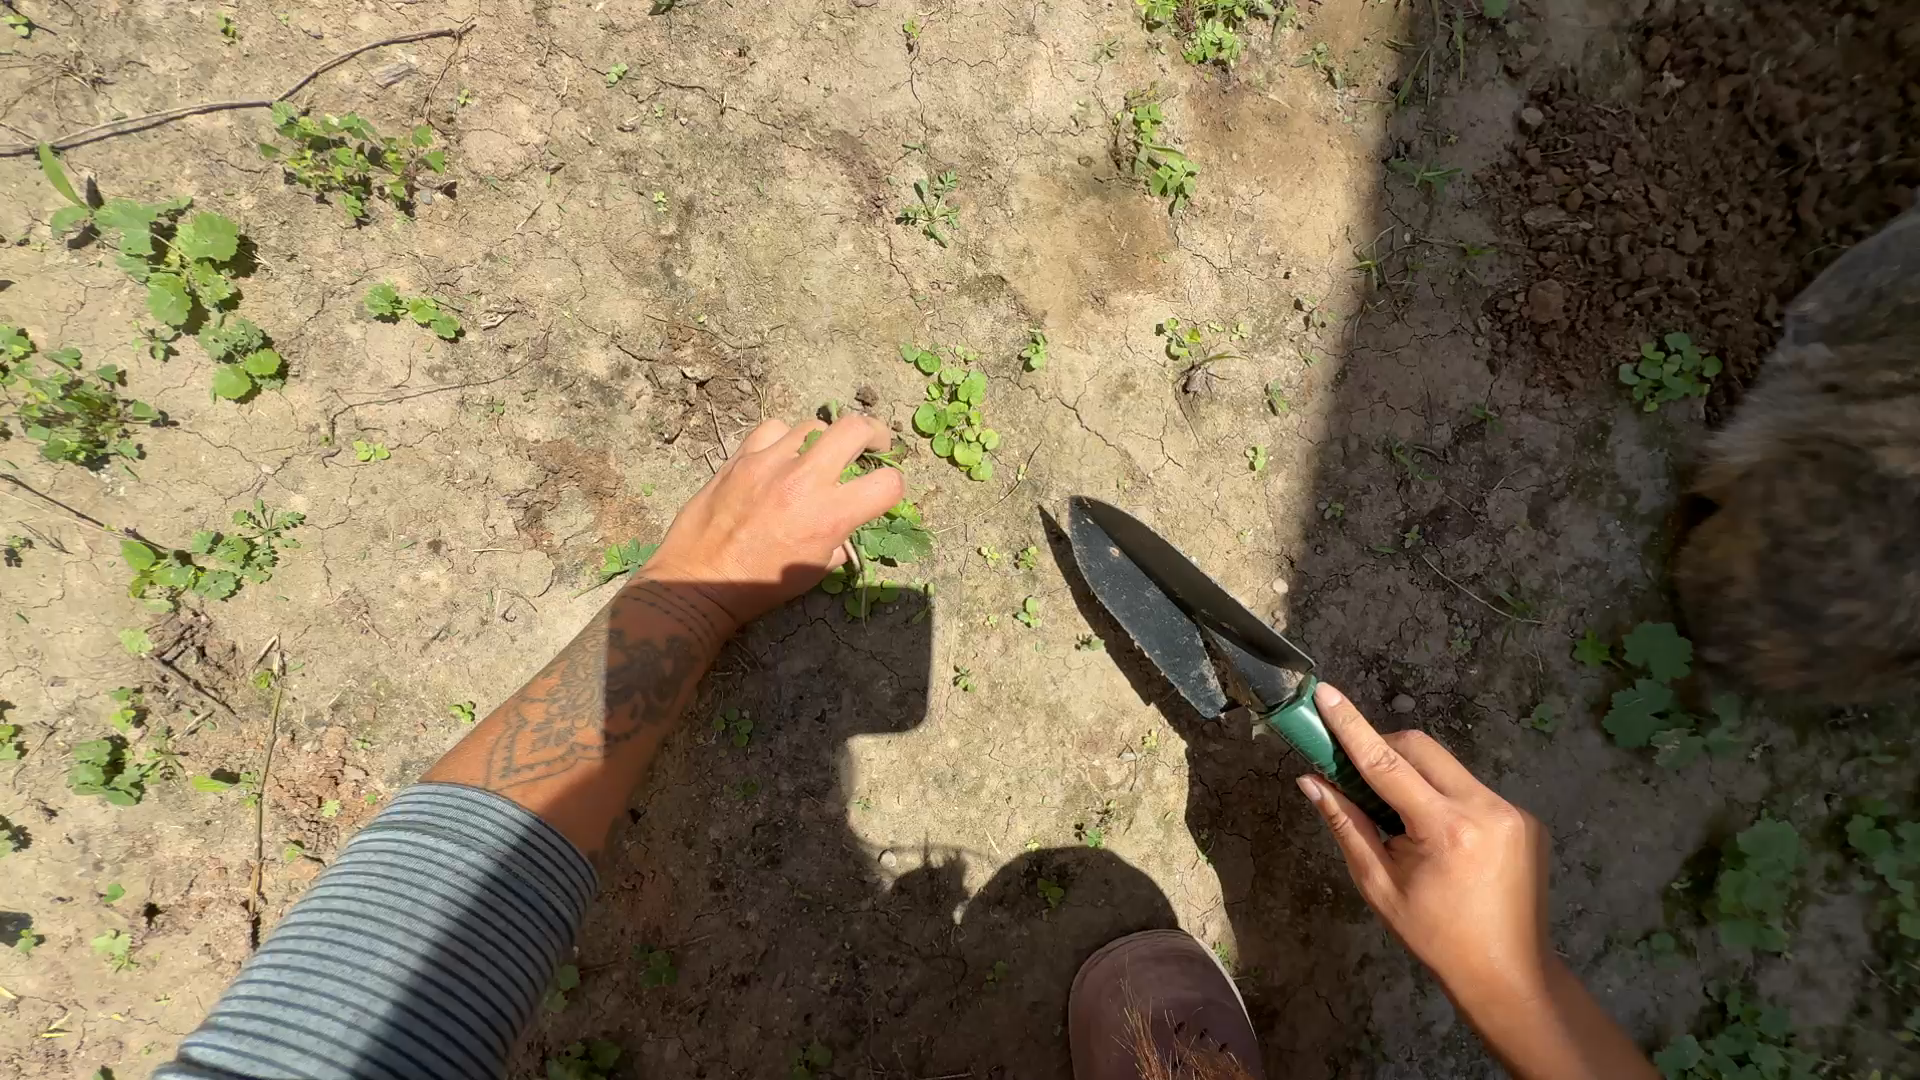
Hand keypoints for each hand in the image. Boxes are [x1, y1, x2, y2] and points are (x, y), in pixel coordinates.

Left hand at [643, 414, 903, 628]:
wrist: (701, 581)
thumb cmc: (761, 586)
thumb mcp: (816, 570)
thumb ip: (839, 538)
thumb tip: (846, 524)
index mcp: (830, 516)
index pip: (887, 483)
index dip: (893, 486)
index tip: (883, 490)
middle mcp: (805, 481)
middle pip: (855, 428)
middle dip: (874, 433)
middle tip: (873, 443)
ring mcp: (770, 463)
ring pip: (812, 426)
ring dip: (823, 439)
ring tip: (818, 454)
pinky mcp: (741, 457)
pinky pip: (772, 430)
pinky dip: (782, 439)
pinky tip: (779, 455)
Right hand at [1297, 682, 1555, 1014]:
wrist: (1512, 976)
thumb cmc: (1434, 935)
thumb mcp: (1377, 884)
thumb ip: (1345, 823)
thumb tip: (1309, 779)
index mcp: (1447, 830)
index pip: (1386, 764)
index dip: (1351, 725)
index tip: (1325, 692)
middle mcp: (1486, 810)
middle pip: (1419, 748)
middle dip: (1381, 747)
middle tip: (1356, 775)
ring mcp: (1511, 811)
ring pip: (1443, 762)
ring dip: (1409, 770)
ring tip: (1396, 812)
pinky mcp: (1523, 818)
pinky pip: (1465, 783)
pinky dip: (1436, 790)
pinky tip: (1431, 828)